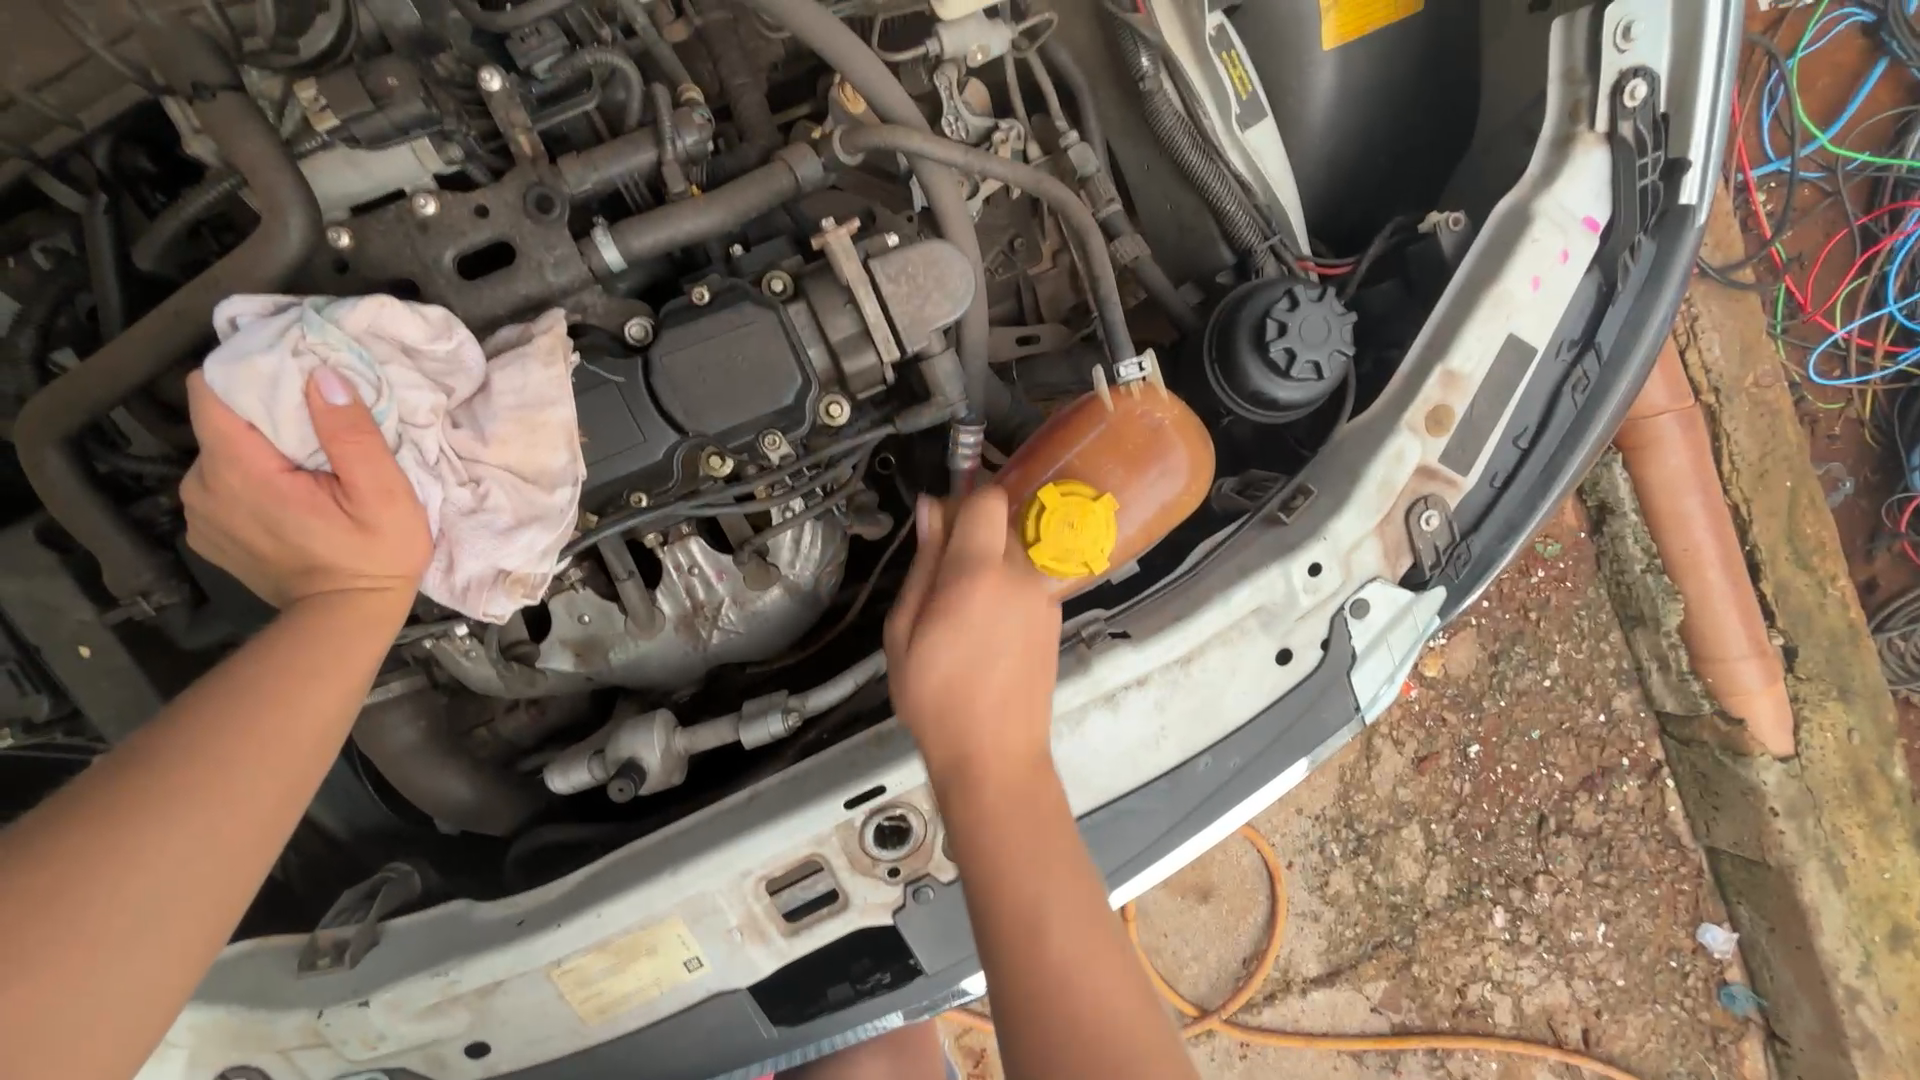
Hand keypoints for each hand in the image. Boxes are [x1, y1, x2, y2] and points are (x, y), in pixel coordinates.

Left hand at [181, 367, 431, 613]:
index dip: (251, 373)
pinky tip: (295, 498)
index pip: (211, 391)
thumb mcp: (384, 492)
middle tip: (322, 427)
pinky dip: (255, 482)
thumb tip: (322, 376)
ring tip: (313, 466)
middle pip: (222, 423)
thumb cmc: (374, 555)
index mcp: (238, 470)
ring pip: (224, 454)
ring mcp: (200, 514)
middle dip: (268, 416)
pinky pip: (225, 486)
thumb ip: (351, 433)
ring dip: (263, 451)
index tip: (295, 371)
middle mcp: (201, 486)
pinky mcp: (210, 533)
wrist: (347, 619)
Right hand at [884, 487, 1062, 788]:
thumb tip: (930, 511)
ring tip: (963, 613)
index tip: (939, 528)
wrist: (995, 755)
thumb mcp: (904, 631)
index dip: (962, 501)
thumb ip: (923, 564)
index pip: (987, 498)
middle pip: (1003, 522)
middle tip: (942, 579)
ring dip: (990, 563)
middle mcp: (1020, 576)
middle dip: (973, 535)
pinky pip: (1028, 581)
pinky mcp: (1054, 618)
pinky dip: (1007, 588)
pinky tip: (987, 630)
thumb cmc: (936, 698)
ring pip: (1016, 552)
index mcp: (978, 573)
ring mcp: (1044, 597)